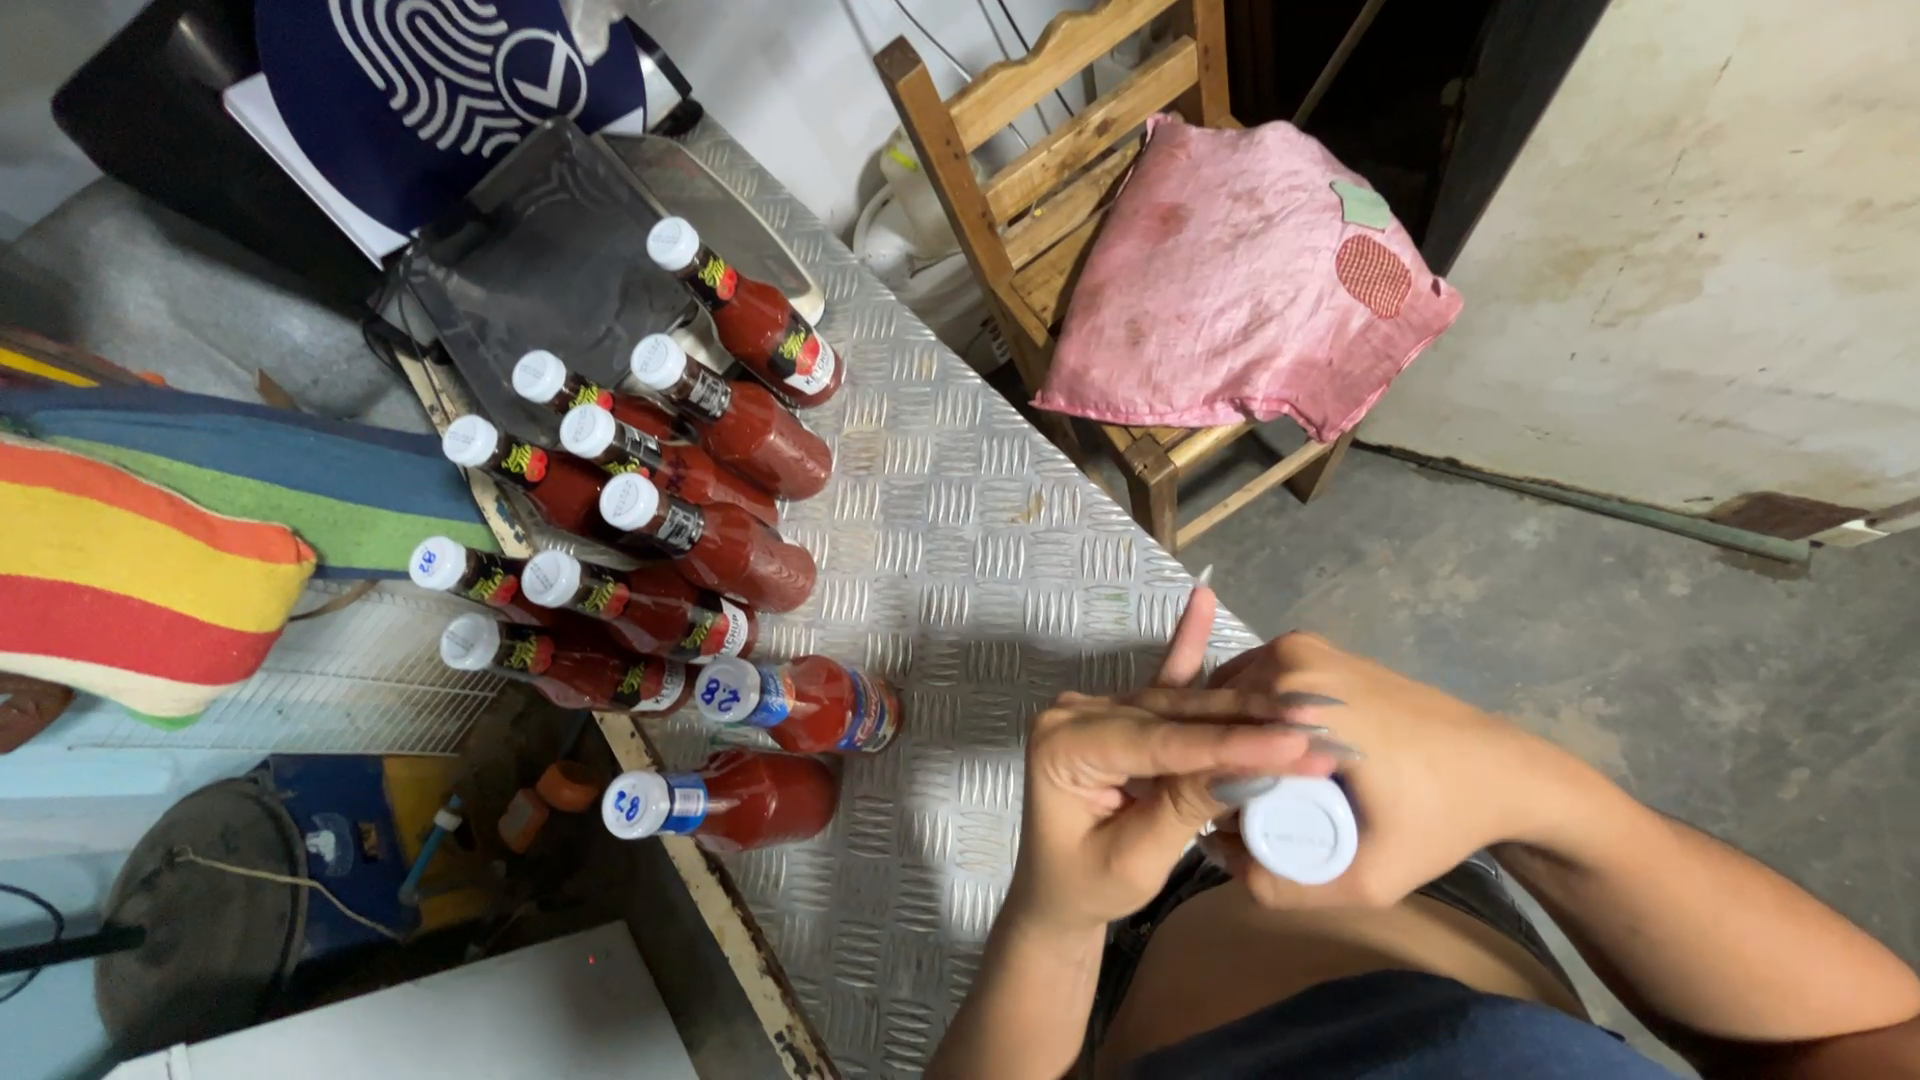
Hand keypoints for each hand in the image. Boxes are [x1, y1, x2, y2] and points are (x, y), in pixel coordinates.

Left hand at [1005, 587, 1329, 932]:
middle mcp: (1077, 714)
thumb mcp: (1135, 858)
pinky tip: (1203, 600)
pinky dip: (1187, 645)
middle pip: (1174, 714)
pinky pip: (1161, 683)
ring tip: (1299, 696)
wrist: (1057, 891)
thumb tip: (1253, 768)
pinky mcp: (1119, 713)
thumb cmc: (1086, 884)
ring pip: (1179, 703)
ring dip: (1239, 703)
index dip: (1231, 744)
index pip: (1162, 742)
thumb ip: (1184, 804)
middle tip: (1318, 722)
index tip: (1297, 743)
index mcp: (1065, 746)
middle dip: (1248, 721)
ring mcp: (1098, 709)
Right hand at [1194, 631, 1612, 908]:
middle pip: (1215, 713)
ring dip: (1226, 730)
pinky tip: (1266, 746)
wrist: (1502, 771)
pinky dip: (1247, 707)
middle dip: (1212, 753)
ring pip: (1229, 693)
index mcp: (1295, 703)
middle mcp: (1290, 660)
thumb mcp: (1366, 878)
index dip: (1204, 782)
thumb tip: (1216, 853)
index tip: (1220, 816)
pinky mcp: (1310, 644)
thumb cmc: (1436, 820)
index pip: (1210, 742)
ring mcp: (1300, 645)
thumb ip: (1284, 886)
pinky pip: (1252, 677)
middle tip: (1233, 801)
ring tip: (1249, 776)